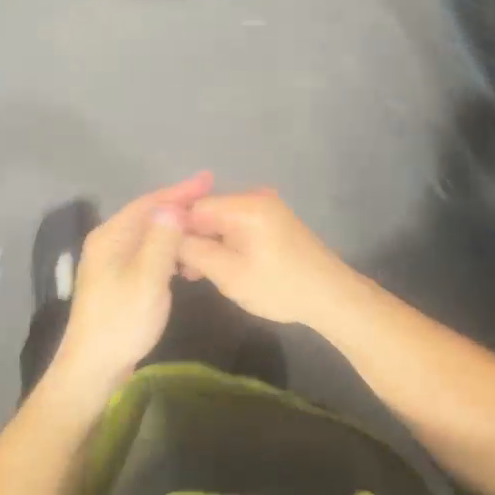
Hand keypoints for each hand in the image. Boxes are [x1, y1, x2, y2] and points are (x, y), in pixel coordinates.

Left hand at [44, 172, 213, 404]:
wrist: (92, 370)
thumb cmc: (121, 321)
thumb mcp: (148, 278)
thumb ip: (161, 239)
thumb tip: (174, 206)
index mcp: (111, 236)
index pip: (149, 203)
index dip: (180, 191)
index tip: (209, 180)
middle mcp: (107, 242)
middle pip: (147, 215)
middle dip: (179, 206)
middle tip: (211, 200)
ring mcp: (109, 263)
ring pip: (147, 234)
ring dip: (174, 228)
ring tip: (203, 226)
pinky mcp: (116, 281)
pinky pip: (145, 252)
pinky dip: (167, 249)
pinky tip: (183, 257)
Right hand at [177, 189, 355, 325]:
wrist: (331, 297)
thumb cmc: (279, 287)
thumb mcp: (230, 275)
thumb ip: (196, 251)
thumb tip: (167, 235)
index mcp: (245, 205)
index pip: (195, 206)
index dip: (175, 229)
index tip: (163, 254)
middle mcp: (255, 197)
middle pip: (209, 211)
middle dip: (191, 237)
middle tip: (179, 270)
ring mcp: (266, 208)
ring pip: (222, 221)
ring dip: (207, 243)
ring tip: (194, 273)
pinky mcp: (272, 221)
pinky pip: (237, 226)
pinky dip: (225, 243)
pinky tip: (216, 266)